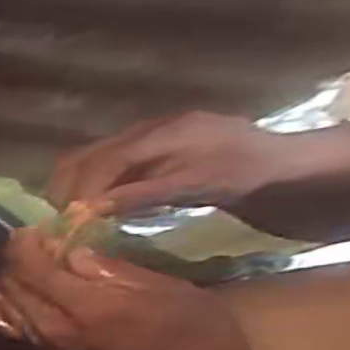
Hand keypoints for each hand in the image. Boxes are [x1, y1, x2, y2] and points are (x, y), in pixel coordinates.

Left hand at [0, 229, 280, 349]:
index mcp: (82, 304)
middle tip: (32, 241)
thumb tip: (73, 249)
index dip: (24, 244)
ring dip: (7, 278)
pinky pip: (6, 321)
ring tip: (29, 262)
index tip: (31, 228)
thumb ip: (112, 269)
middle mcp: (49, 323)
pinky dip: (5, 301)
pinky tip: (22, 289)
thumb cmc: (195, 335)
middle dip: (13, 258)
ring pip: (0, 303)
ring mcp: (41, 339)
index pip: (30, 267)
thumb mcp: (167, 289)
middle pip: (8, 283)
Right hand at [47, 111, 339, 218]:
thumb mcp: (201, 187)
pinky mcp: (140, 148)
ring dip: (69, 187)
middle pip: (83, 157)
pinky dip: (83, 184)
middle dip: (65, 189)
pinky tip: (89, 203)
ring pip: (82, 160)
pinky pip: (96, 163)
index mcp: (164, 133)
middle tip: (61, 220)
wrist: (287, 163)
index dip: (81, 190)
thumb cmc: (248, 175)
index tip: (69, 219)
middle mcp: (146, 129)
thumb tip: (89, 210)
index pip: (105, 160)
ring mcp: (141, 137)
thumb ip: (144, 195)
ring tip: (71, 213)